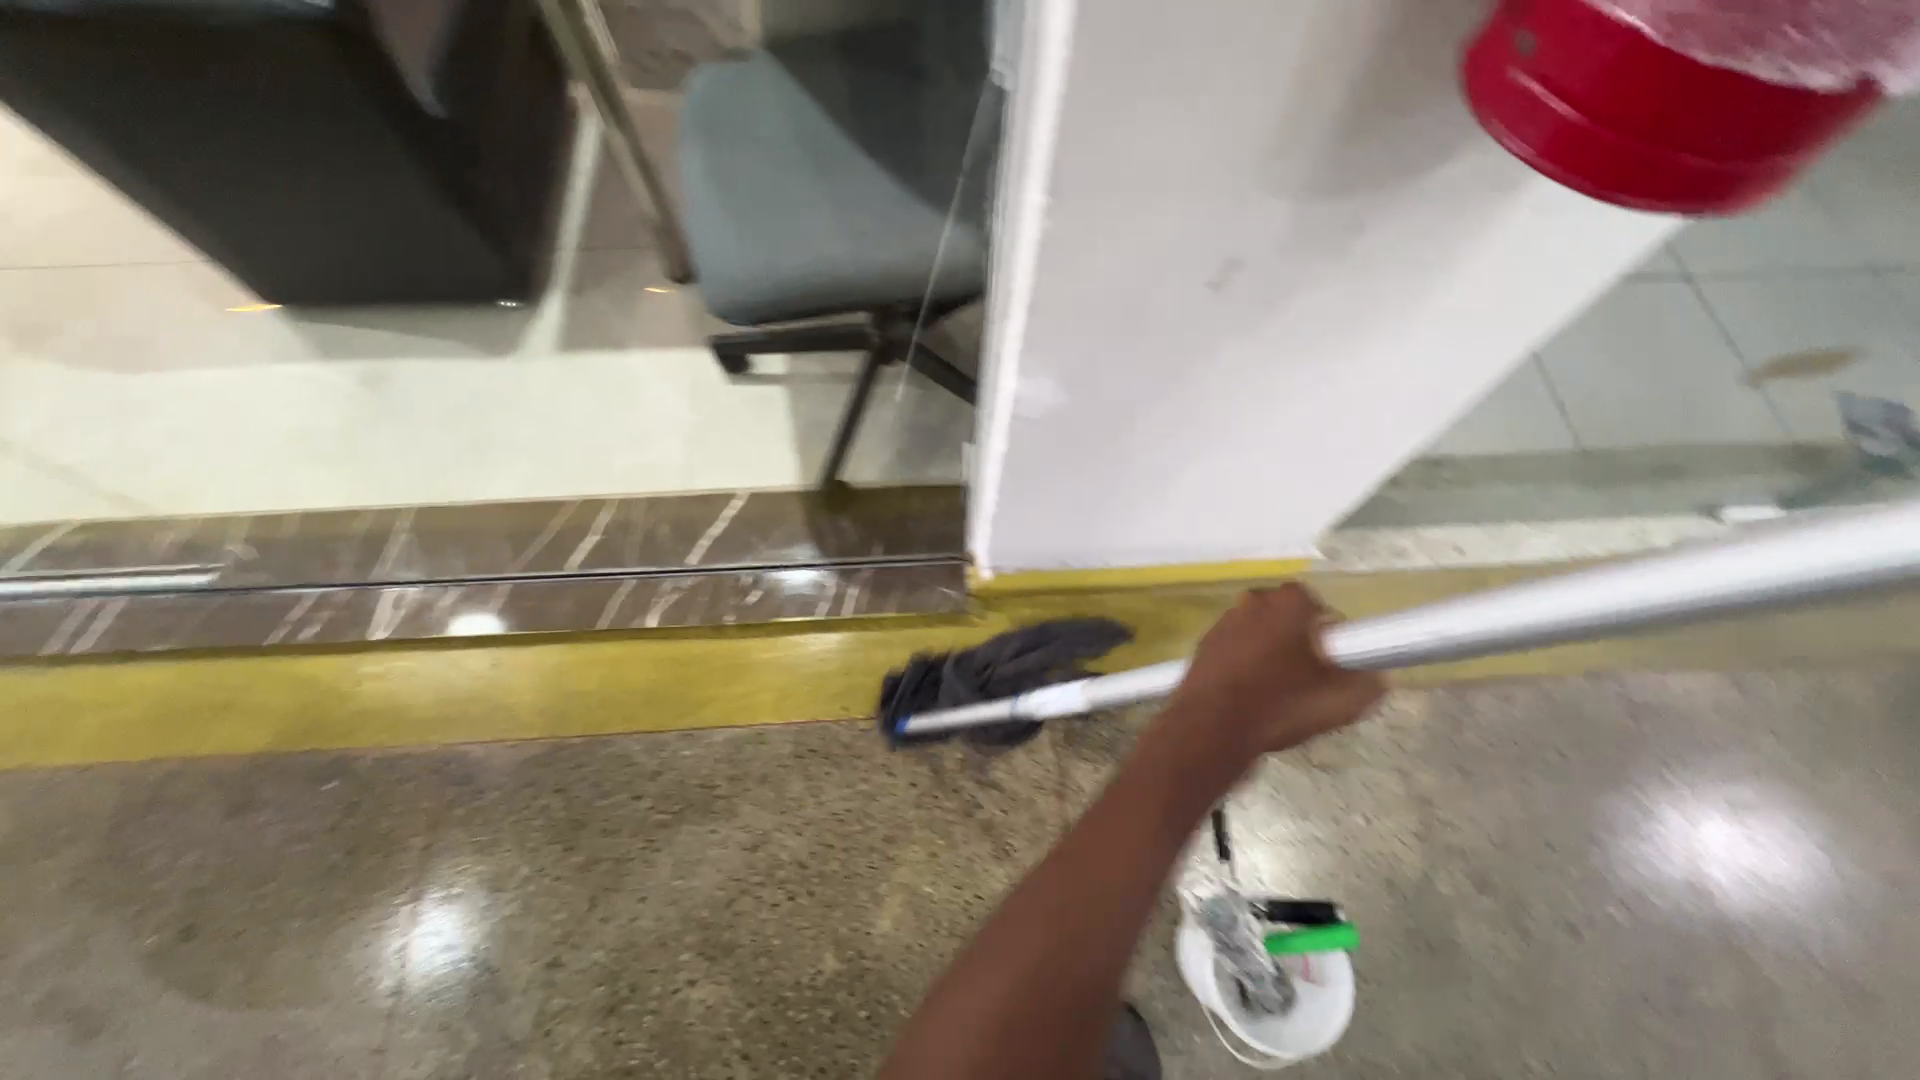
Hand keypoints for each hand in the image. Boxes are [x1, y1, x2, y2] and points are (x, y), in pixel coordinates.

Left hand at [1156, 583, 1384, 781]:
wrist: (1210, 728)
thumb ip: (1369, 682)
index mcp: (1288, 601)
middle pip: (1289, 620)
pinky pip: (1236, 650)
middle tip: (1309, 681)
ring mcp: (1223, 621)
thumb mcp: (1343, 700)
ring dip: (1272, 655)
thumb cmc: (1280, 705)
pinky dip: (1245, 665)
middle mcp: (1253, 600)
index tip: (1334, 668)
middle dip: (1301, 644)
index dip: (1333, 640)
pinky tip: (1251, 696)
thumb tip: (1373, 675)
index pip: (1323, 611)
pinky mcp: (1202, 645)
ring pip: (1261, 634)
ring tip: (1279, 694)